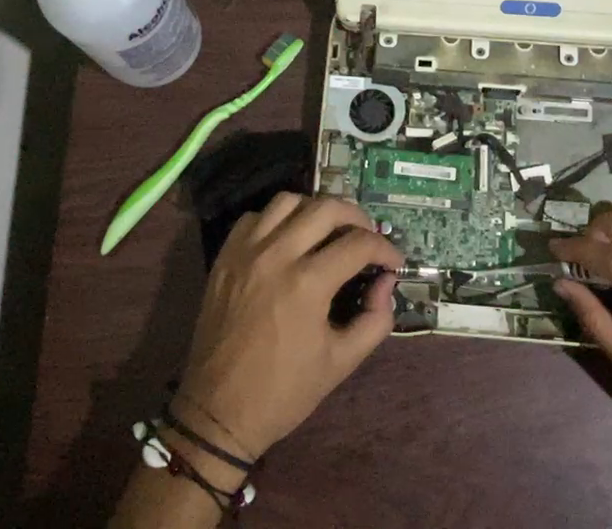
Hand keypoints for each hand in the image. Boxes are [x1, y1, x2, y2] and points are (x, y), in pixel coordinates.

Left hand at [174, 193, 402, 456]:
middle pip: (326, 208)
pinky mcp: (224, 257)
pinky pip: (254, 217)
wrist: (218, 410)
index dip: (385, 250)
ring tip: (329, 231)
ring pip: (288, 201)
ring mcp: (245, 252)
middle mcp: (276, 255)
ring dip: (316, 210)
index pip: (359, 244)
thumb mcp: (342, 362)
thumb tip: (386, 283)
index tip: (393, 263)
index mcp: (307, 284)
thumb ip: (375, 319)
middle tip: (368, 237)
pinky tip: (288, 240)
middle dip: (357, 217)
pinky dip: (277, 219)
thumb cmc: (284, 391)